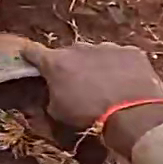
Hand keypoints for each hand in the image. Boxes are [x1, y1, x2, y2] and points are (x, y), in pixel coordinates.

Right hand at [19, 40, 162, 131]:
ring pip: (95, 54)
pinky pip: (121, 57)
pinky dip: (121, 67)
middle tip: (78, 83)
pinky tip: (126, 83)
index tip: (29, 58)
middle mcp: (78, 48)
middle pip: (69, 53)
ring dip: (96, 65)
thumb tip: (52, 91)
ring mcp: (106, 47)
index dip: (30, 55)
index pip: (33, 51)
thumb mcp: (57, 111)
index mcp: (55, 62)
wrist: (133, 115)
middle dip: (71, 65)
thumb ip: (50, 95)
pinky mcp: (131, 52)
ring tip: (106, 85)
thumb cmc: (88, 115)